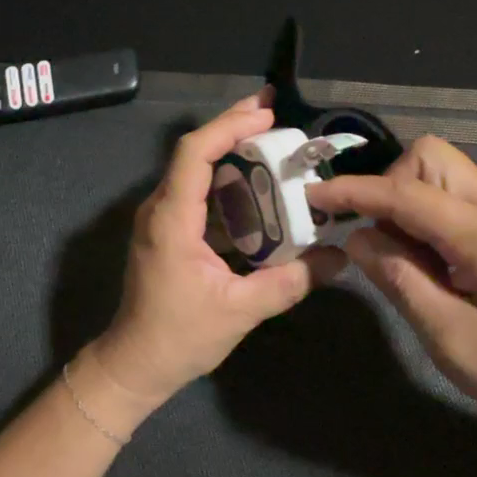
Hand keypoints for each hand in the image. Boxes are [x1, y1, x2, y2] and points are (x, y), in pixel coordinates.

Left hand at [89, 93, 345, 407]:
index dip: (229, 126)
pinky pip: (197, 196)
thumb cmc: (180, 336)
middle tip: (276, 117)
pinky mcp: (167, 235)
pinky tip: (259, 193)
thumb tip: (340, 259)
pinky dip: (226, 186)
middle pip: (194, 154)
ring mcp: (161, 222)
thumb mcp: (241, 310)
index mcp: (172, 219)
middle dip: (233, 130)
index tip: (266, 114)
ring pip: (195, 173)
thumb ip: (291, 281)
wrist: (136, 363)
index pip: (194, 153)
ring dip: (231, 157)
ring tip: (274, 148)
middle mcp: (160, 210)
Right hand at [307, 136, 476, 445]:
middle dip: (389, 187)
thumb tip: (356, 238)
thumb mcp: (446, 334)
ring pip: (442, 172)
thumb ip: (398, 277)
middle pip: (431, 158)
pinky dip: (426, 213)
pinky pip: (455, 196)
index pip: (409, 194)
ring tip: (401, 255)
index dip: (356, 192)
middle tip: (378, 240)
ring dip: (407, 200)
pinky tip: (425, 259)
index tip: (315, 195)